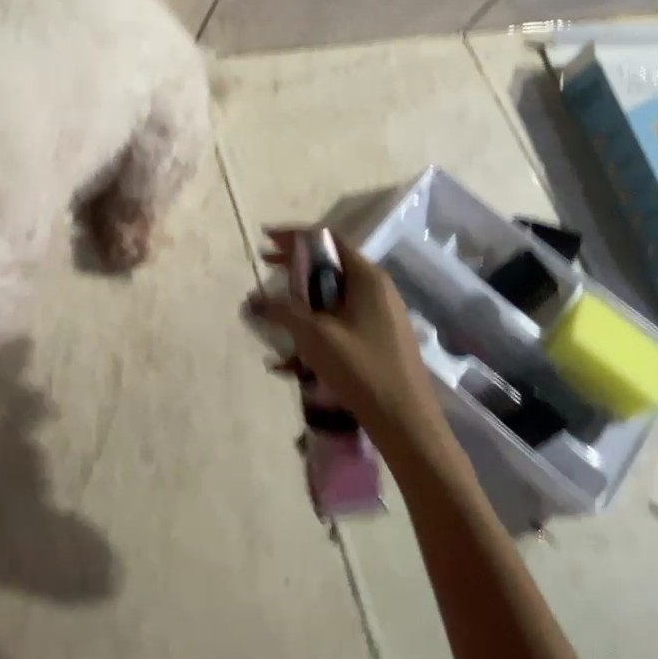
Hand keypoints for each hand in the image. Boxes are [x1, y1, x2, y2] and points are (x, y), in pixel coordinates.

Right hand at [257, 230, 444, 439]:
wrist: (406, 421)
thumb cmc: (361, 369)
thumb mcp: (313, 336)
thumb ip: (281, 311)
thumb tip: (252, 299)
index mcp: (367, 278)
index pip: (328, 239)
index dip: (295, 236)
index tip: (266, 239)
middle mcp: (377, 289)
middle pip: (331, 265)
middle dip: (295, 267)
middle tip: (265, 267)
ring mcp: (381, 314)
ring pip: (334, 293)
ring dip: (303, 298)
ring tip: (276, 313)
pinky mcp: (379, 337)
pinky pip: (341, 317)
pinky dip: (317, 322)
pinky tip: (296, 353)